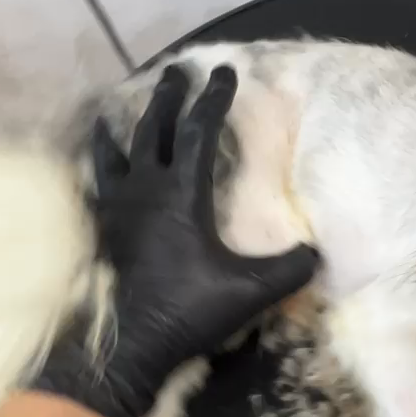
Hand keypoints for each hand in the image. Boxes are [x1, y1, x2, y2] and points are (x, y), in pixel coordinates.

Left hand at [35, 65, 318, 416]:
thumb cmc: (189, 310)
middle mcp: (145, 190)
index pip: (199, 133)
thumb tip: (319, 252)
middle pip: (154, 128)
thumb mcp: (254, 291)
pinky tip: (96, 157)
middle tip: (178, 70)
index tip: (225, 72)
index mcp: (181, 195)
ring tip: (120, 102)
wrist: (129, 345)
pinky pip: (97, 180)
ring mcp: (118, 207)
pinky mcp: (103, 226)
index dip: (214, 100)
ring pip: (119, 149)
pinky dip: (97, 159)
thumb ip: (292, 267)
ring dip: (126, 122)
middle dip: (169, 96)